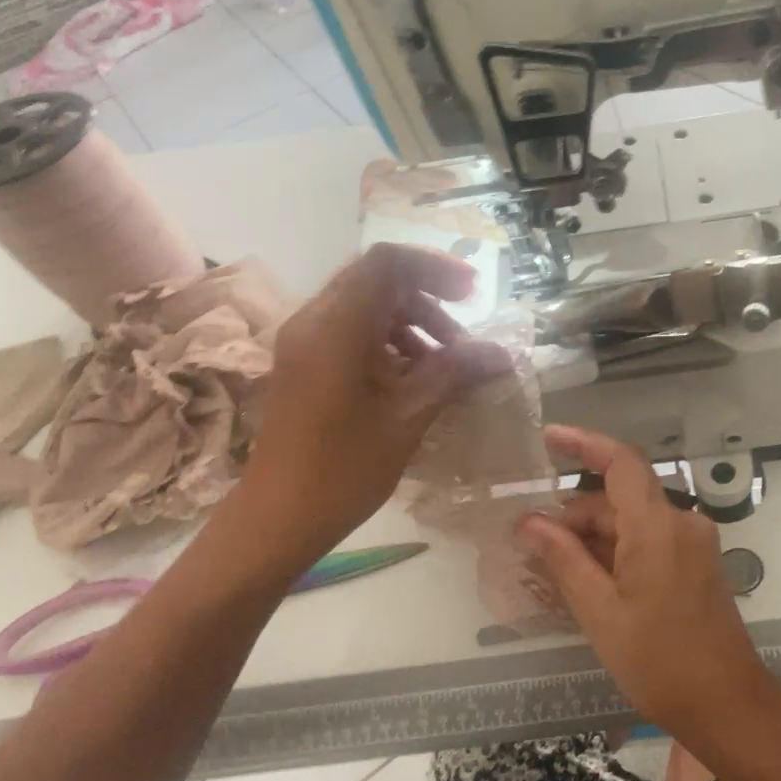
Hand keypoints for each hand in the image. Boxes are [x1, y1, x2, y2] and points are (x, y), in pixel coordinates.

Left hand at [242, 243, 507, 556]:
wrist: (279, 517)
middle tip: (464, 341)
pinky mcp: (306, 365)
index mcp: (335, 328)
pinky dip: (390, 344)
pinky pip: (353, 333)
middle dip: (429, 301)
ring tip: (446, 368)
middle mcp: (314, 322)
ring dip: (412, 325)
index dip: (436, 268)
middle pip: (377, 281)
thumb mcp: (407, 419)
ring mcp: (306, 344)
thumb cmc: (343, 470)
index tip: (474, 296)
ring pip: (367, 307)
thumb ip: (453, 374)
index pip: (387, 264)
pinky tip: (415, 382)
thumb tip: (501, 353)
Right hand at [519, 426, 780, 749]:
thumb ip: (563, 559)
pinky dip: (616, 554)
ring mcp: (693, 544)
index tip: (547, 437)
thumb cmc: (659, 660)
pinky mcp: (696, 565)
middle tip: (530, 546)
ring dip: (592, 540)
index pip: (621, 462)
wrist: (725, 703)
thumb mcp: (600, 612)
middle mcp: (681, 523)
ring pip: (632, 523)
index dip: (583, 443)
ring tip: (551, 572)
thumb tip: (527, 522)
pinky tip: (586, 583)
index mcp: (659, 526)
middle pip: (619, 499)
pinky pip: (649, 543)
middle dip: (574, 516)